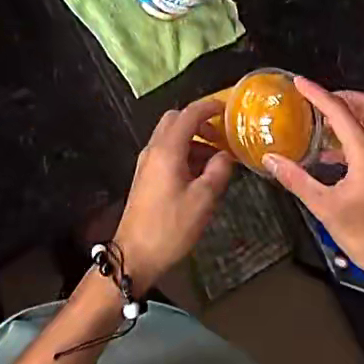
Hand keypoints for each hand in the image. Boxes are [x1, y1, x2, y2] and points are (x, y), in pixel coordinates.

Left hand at [114, 97, 236, 283]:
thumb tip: (226, 155)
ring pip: (171, 137)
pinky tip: (202, 173)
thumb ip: (219, 170)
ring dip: (194, 140)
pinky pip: (167, 153)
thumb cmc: (171, 227)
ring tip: (218, 158)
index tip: (229, 108)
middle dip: (200, 121)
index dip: (210, 107)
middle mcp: (153, 150)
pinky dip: (186, 153)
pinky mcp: (146, 178)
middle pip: (175, 120)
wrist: (134, 256)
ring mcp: (147, 164)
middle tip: (221, 135)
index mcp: (167, 150)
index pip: (189, 114)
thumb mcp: (204, 199)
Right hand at [264, 77, 363, 306]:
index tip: (299, 82)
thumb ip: (298, 180)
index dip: (317, 93)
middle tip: (318, 99)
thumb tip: (272, 160)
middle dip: (343, 96)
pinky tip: (341, 158)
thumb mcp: (327, 209)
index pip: (339, 110)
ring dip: (353, 116)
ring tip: (326, 126)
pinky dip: (362, 137)